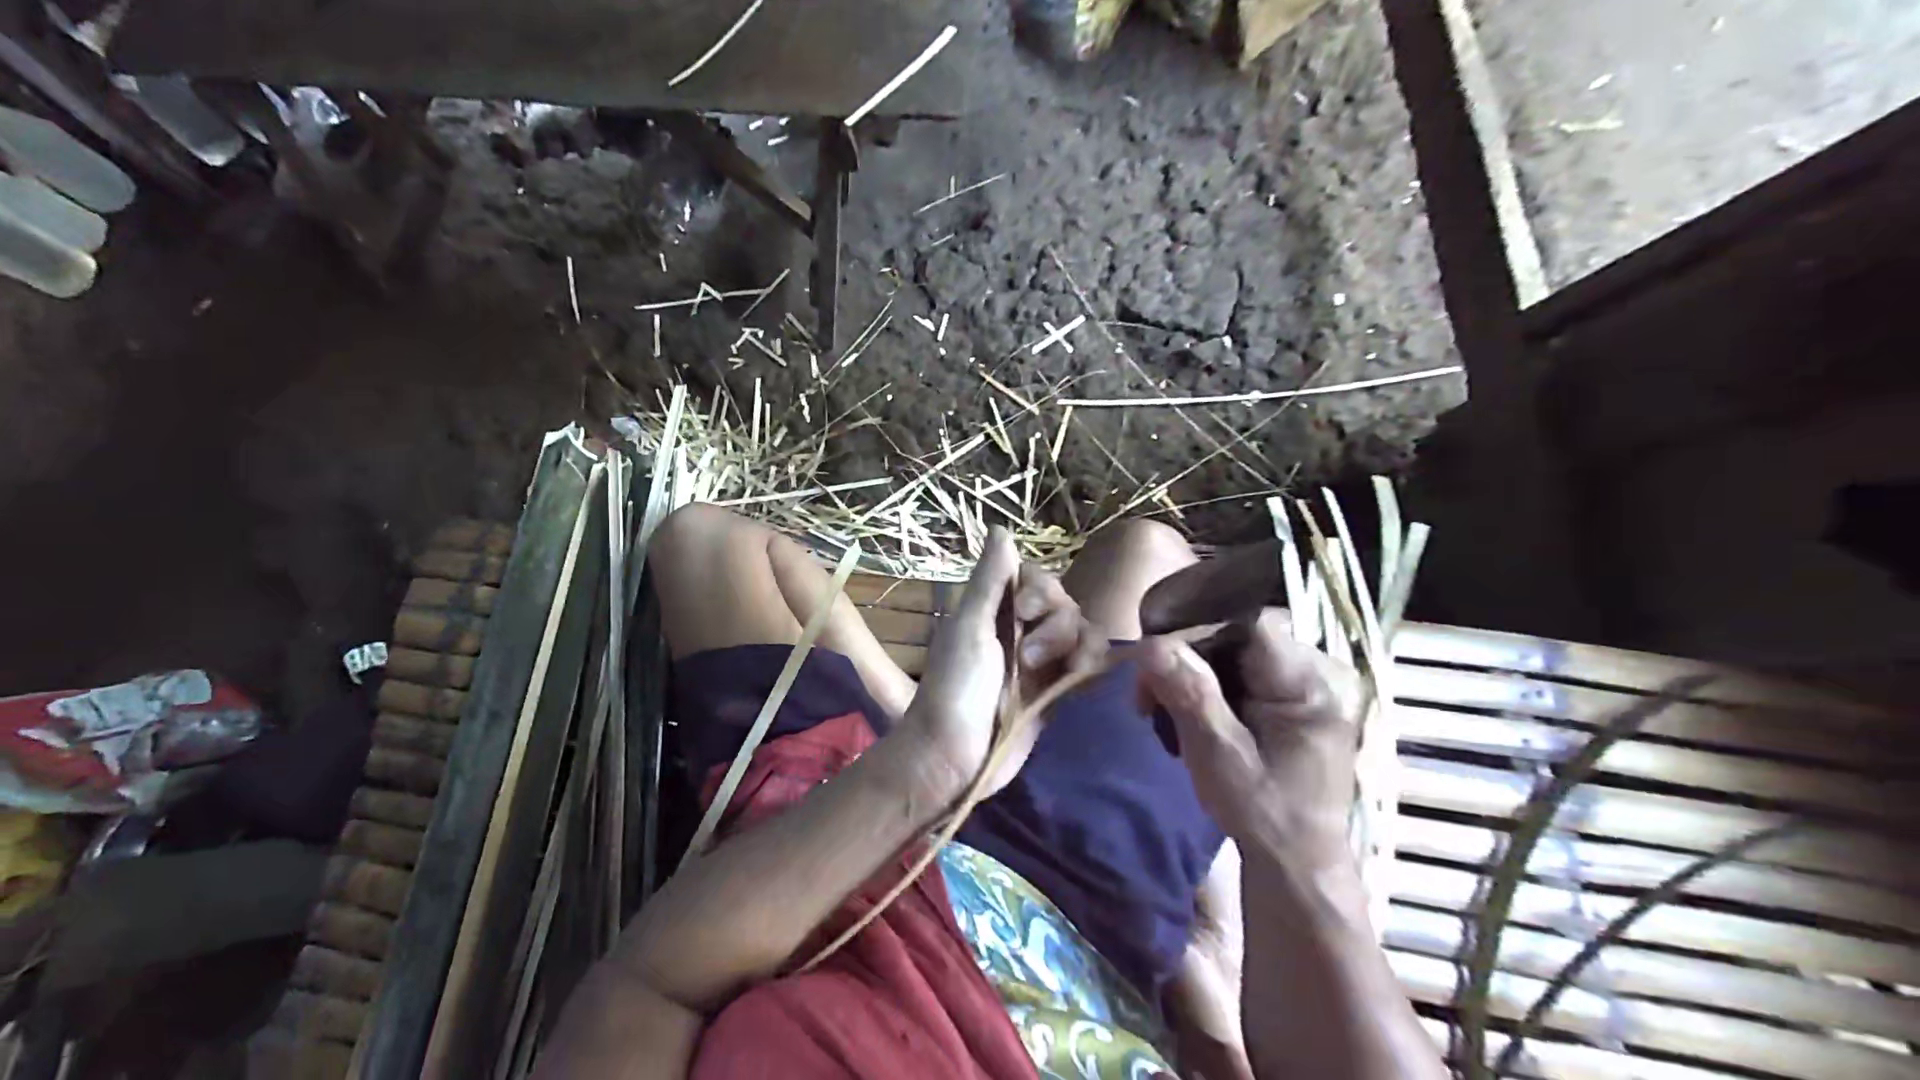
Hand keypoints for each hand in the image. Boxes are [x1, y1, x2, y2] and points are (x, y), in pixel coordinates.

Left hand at [898, 527, 1104, 802]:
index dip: (1039, 589)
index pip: (1033, 576)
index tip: (1023, 610)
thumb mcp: (968, 627)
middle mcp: (1019, 628)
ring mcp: (1040, 659)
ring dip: (1072, 643)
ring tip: (1048, 671)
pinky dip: (1089, 662)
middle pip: (1061, 601)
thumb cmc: (954, 688)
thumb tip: (1001, 528)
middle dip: (1054, 621)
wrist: (956, 758)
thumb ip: (989, 580)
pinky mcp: (1056, 688)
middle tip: (1027, 655)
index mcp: (993, 609)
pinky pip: (1087, 662)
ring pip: (1079, 628)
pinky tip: (1079, 676)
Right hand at [1137, 611, 1362, 868]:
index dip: (1195, 635)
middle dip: (1187, 661)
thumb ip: (1189, 695)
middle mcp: (1320, 671)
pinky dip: (1208, 686)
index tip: (1156, 667)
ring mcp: (1309, 681)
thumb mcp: (1219, 756)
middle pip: (1236, 635)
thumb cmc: (1263, 815)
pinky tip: (1189, 714)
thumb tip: (1149, 645)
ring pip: (1232, 650)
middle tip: (1149, 700)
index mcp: (1313, 685)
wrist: (1296, 863)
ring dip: (1192, 675)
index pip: (1248, 626)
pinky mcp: (1294, 694)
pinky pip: (1240, 669)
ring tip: (1164, 712)